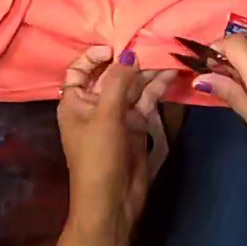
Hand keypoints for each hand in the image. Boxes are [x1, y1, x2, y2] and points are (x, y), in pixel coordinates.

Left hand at [56, 47, 175, 245]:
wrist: (112, 202)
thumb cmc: (98, 157)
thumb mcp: (105, 116)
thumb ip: (117, 82)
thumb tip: (128, 54)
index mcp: (74, 102)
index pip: (80, 69)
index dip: (94, 56)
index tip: (116, 47)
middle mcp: (95, 105)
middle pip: (111, 75)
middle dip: (130, 60)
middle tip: (153, 43)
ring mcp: (117, 115)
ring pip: (132, 86)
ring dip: (148, 72)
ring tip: (168, 54)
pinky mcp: (136, 125)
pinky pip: (146, 100)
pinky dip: (157, 88)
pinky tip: (172, 74)